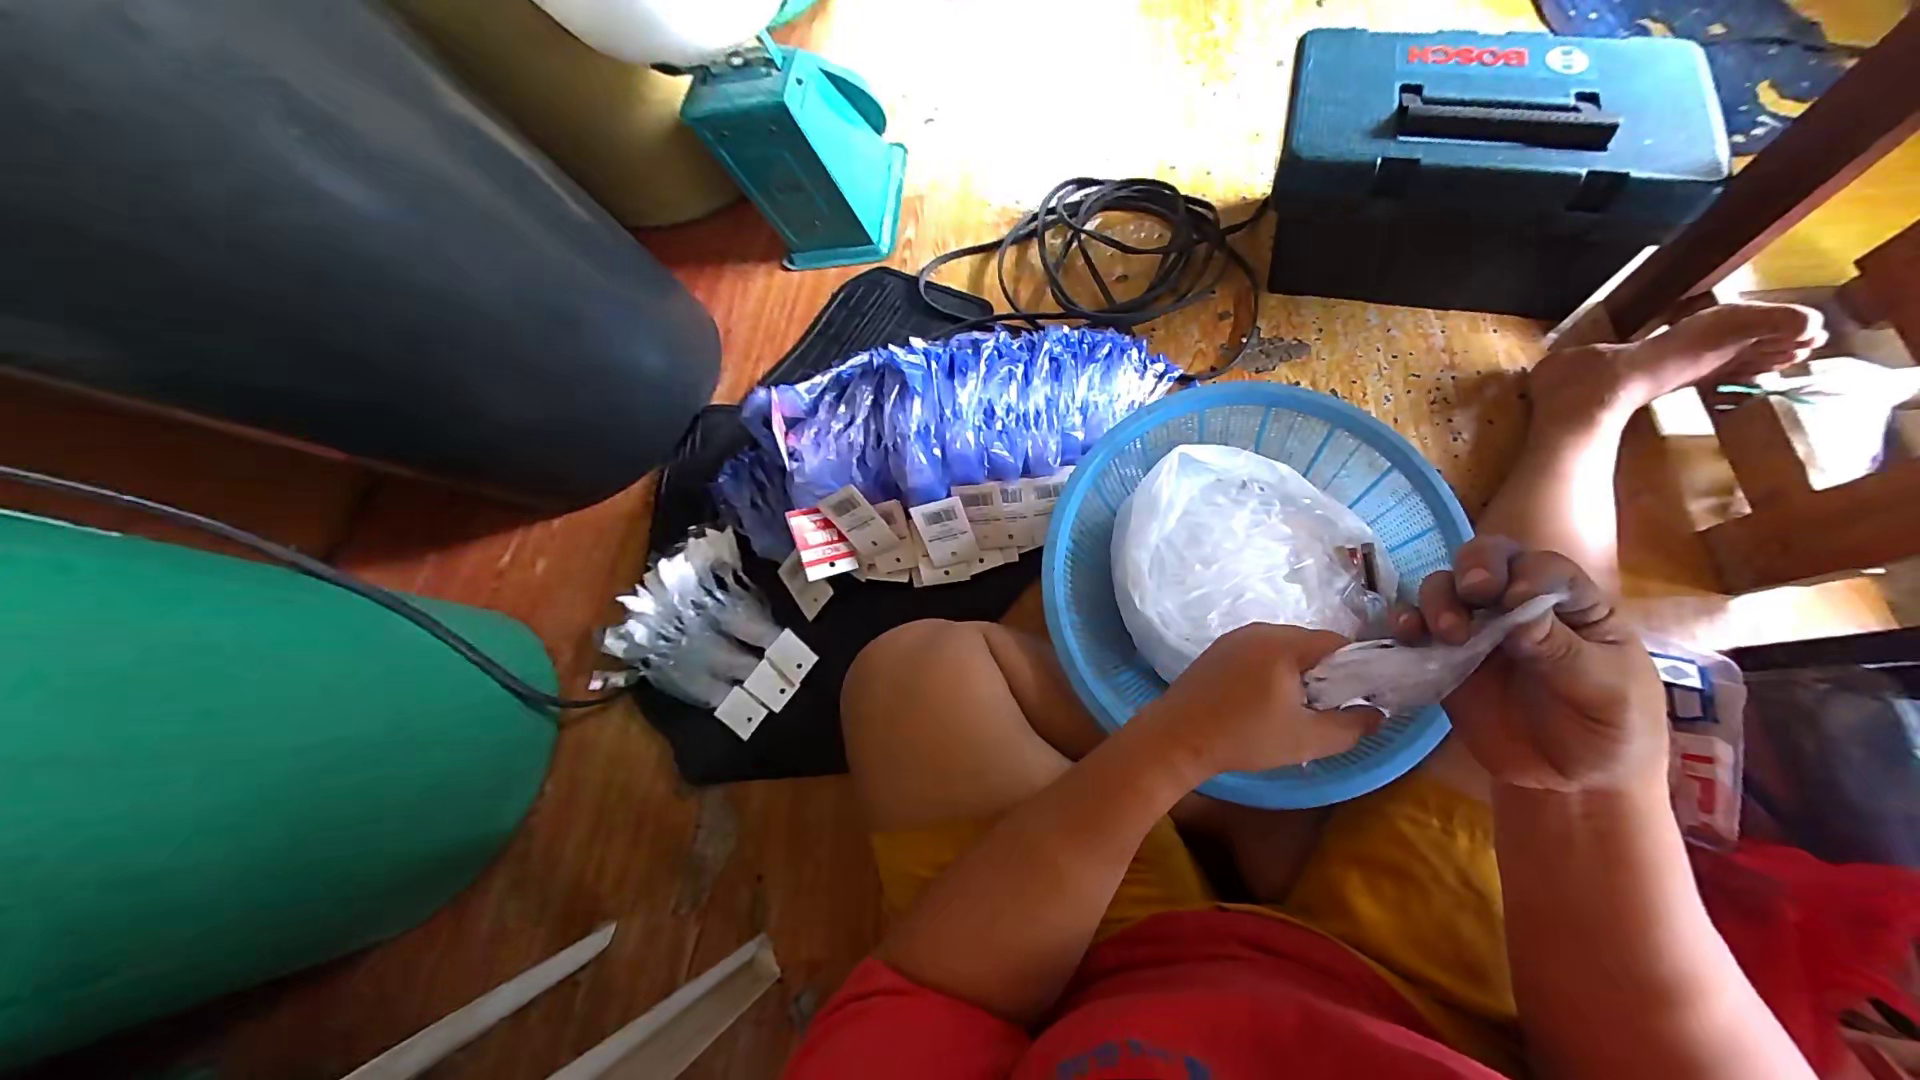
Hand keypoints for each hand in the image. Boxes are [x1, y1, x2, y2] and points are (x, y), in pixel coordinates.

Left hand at [1143, 624, 1378, 775]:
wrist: (1177, 736)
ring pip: (1283, 649)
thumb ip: (1352, 725)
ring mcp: (1233, 638)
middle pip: (1309, 643)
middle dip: (1326, 672)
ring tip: (1294, 708)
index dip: (1358, 668)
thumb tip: (1377, 713)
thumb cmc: (1244, 737)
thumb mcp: (1309, 740)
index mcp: (1284, 643)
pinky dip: (1270, 671)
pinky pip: (1257, 653)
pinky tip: (1263, 701)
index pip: (1338, 643)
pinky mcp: (1216, 651)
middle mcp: (1258, 631)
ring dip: (1297, 672)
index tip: (1361, 697)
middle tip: (1327, 708)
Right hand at [1391, 536, 1666, 793]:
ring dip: (1439, 600)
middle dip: (1474, 567)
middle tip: (1472, 592)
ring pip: (1444, 588)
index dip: (1528, 574)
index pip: (1546, 569)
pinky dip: (1403, 622)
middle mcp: (1518, 607)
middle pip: (1487, 561)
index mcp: (1574, 607)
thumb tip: (1518, 611)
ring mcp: (1476, 629)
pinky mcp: (1441, 654)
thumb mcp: (1606, 694)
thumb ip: (1562, 651)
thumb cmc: (1608, 734)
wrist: (1566, 784)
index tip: (1517, 601)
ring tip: (1447, 635)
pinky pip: (1414, 625)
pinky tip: (1405, 634)